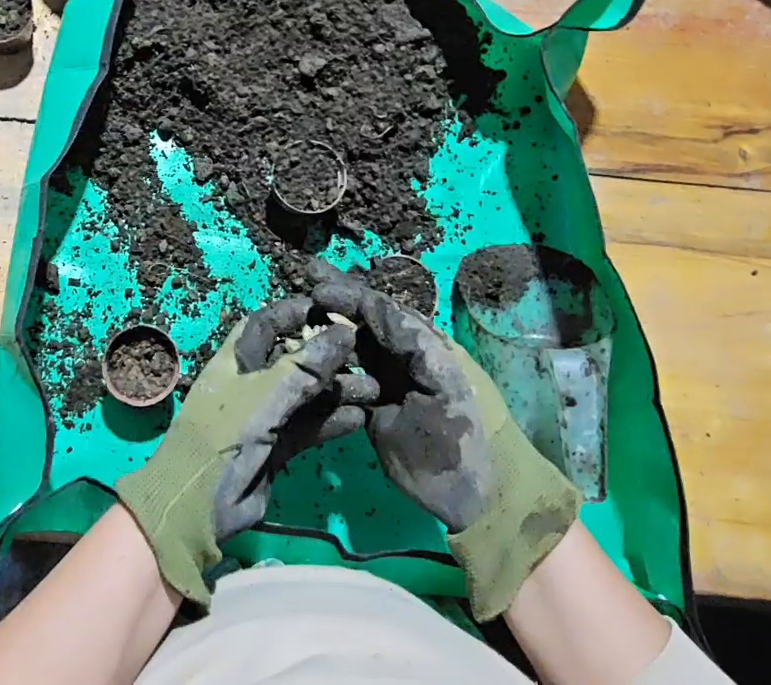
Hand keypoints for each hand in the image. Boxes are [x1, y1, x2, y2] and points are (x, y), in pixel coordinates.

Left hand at [116, 296, 368, 602]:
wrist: (199, 503)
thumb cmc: (223, 435)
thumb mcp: (264, 395)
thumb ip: (304, 365)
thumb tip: (344, 331)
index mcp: (235, 360)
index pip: (267, 323)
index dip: (296, 313)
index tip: (333, 311)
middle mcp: (250, 382)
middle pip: (293, 359)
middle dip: (328, 356)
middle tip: (366, 355)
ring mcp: (263, 415)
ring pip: (306, 395)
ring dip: (337, 390)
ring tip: (374, 390)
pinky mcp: (276, 447)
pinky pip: (309, 427)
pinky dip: (332, 421)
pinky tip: (360, 419)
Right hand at [311, 266, 580, 620]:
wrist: (470, 496)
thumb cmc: (460, 441)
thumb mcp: (442, 387)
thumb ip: (415, 346)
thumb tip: (379, 308)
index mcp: (422, 347)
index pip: (381, 311)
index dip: (350, 296)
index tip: (317, 291)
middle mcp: (403, 356)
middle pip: (366, 318)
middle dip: (337, 295)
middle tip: (306, 274)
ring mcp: (388, 379)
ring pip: (355, 341)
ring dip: (330, 323)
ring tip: (300, 308)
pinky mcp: (375, 405)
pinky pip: (348, 374)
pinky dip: (329, 359)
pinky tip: (307, 352)